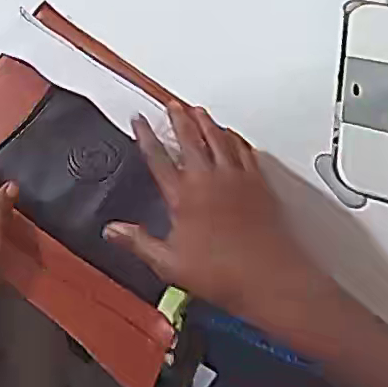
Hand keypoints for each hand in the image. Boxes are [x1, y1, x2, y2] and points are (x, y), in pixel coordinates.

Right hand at [105, 103, 340, 340]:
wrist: (272, 281)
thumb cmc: (225, 274)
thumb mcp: (170, 263)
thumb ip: (139, 243)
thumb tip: (114, 232)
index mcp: (182, 195)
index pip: (157, 156)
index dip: (145, 135)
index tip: (139, 120)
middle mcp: (207, 180)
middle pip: (189, 138)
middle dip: (178, 118)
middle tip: (172, 105)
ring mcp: (234, 180)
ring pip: (217, 139)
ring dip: (206, 122)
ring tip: (198, 111)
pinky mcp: (258, 185)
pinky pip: (244, 152)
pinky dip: (235, 139)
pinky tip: (233, 136)